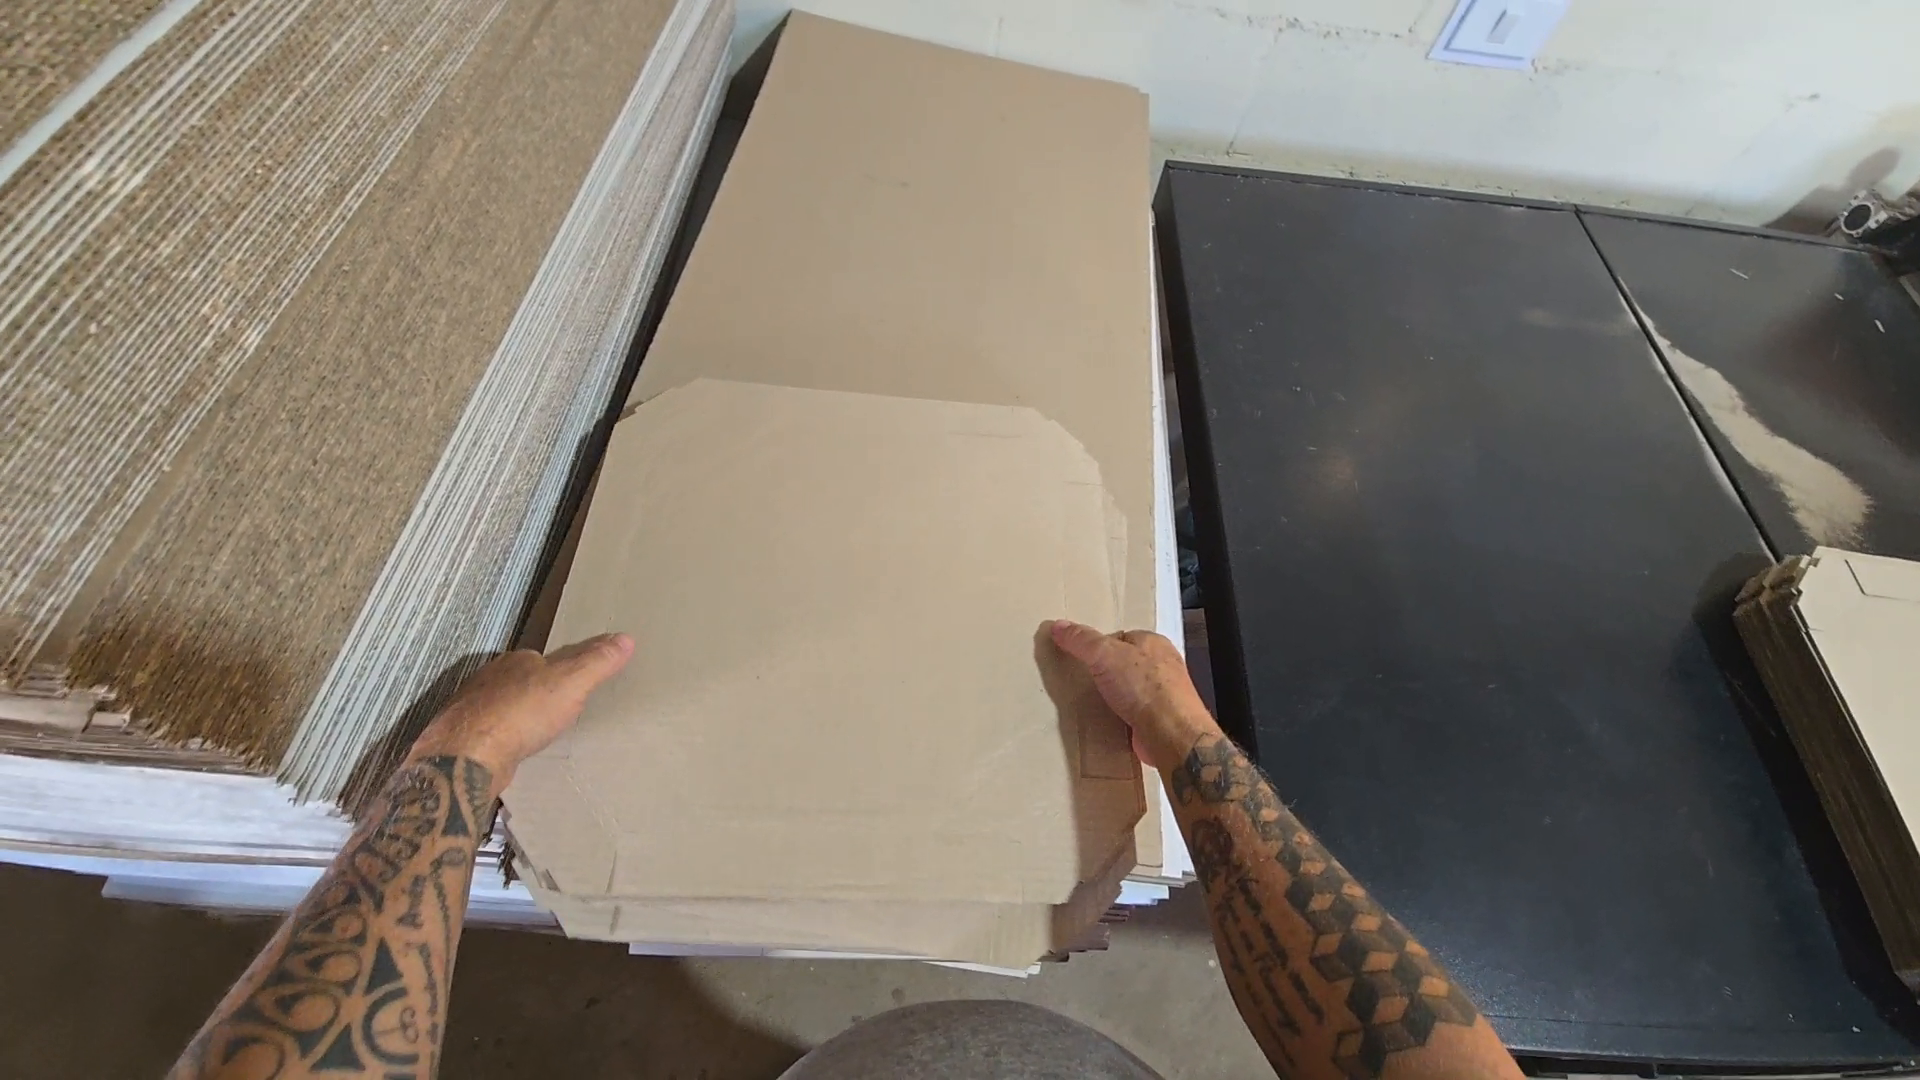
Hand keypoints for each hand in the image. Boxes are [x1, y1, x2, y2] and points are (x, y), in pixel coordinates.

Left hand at [407, 633, 633, 793]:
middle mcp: (487, 679)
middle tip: (557, 709)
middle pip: (519, 681)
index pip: (542, 658)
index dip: (559, 670)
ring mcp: (468, 709)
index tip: (573, 684)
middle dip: (535, 692)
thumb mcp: (572, 683)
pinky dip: (498, 739)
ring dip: (514, 716)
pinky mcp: (457, 738)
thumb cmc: (522, 714)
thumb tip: (626, 638)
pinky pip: (485, 733)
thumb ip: (597, 662)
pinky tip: (509, 751)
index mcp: (515, 661)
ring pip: (499, 707)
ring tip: (535, 732)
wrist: (466, 758)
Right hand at [1049, 620, 1220, 769]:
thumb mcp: (1104, 654)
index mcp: (1153, 643)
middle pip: (1123, 664)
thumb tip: (1058, 626)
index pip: (1119, 636)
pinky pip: (1131, 714)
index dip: (1097, 644)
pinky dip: (1117, 717)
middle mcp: (1161, 667)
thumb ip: (1081, 640)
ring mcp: (1162, 696)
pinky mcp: (1158, 722)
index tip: (1078, 653)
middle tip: (1079, 678)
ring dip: (1110, 697)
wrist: (1172, 737)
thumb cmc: (1145, 688)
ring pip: (1127, 690)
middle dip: (1102, 672)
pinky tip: (1103, 721)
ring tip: (1087, 701)